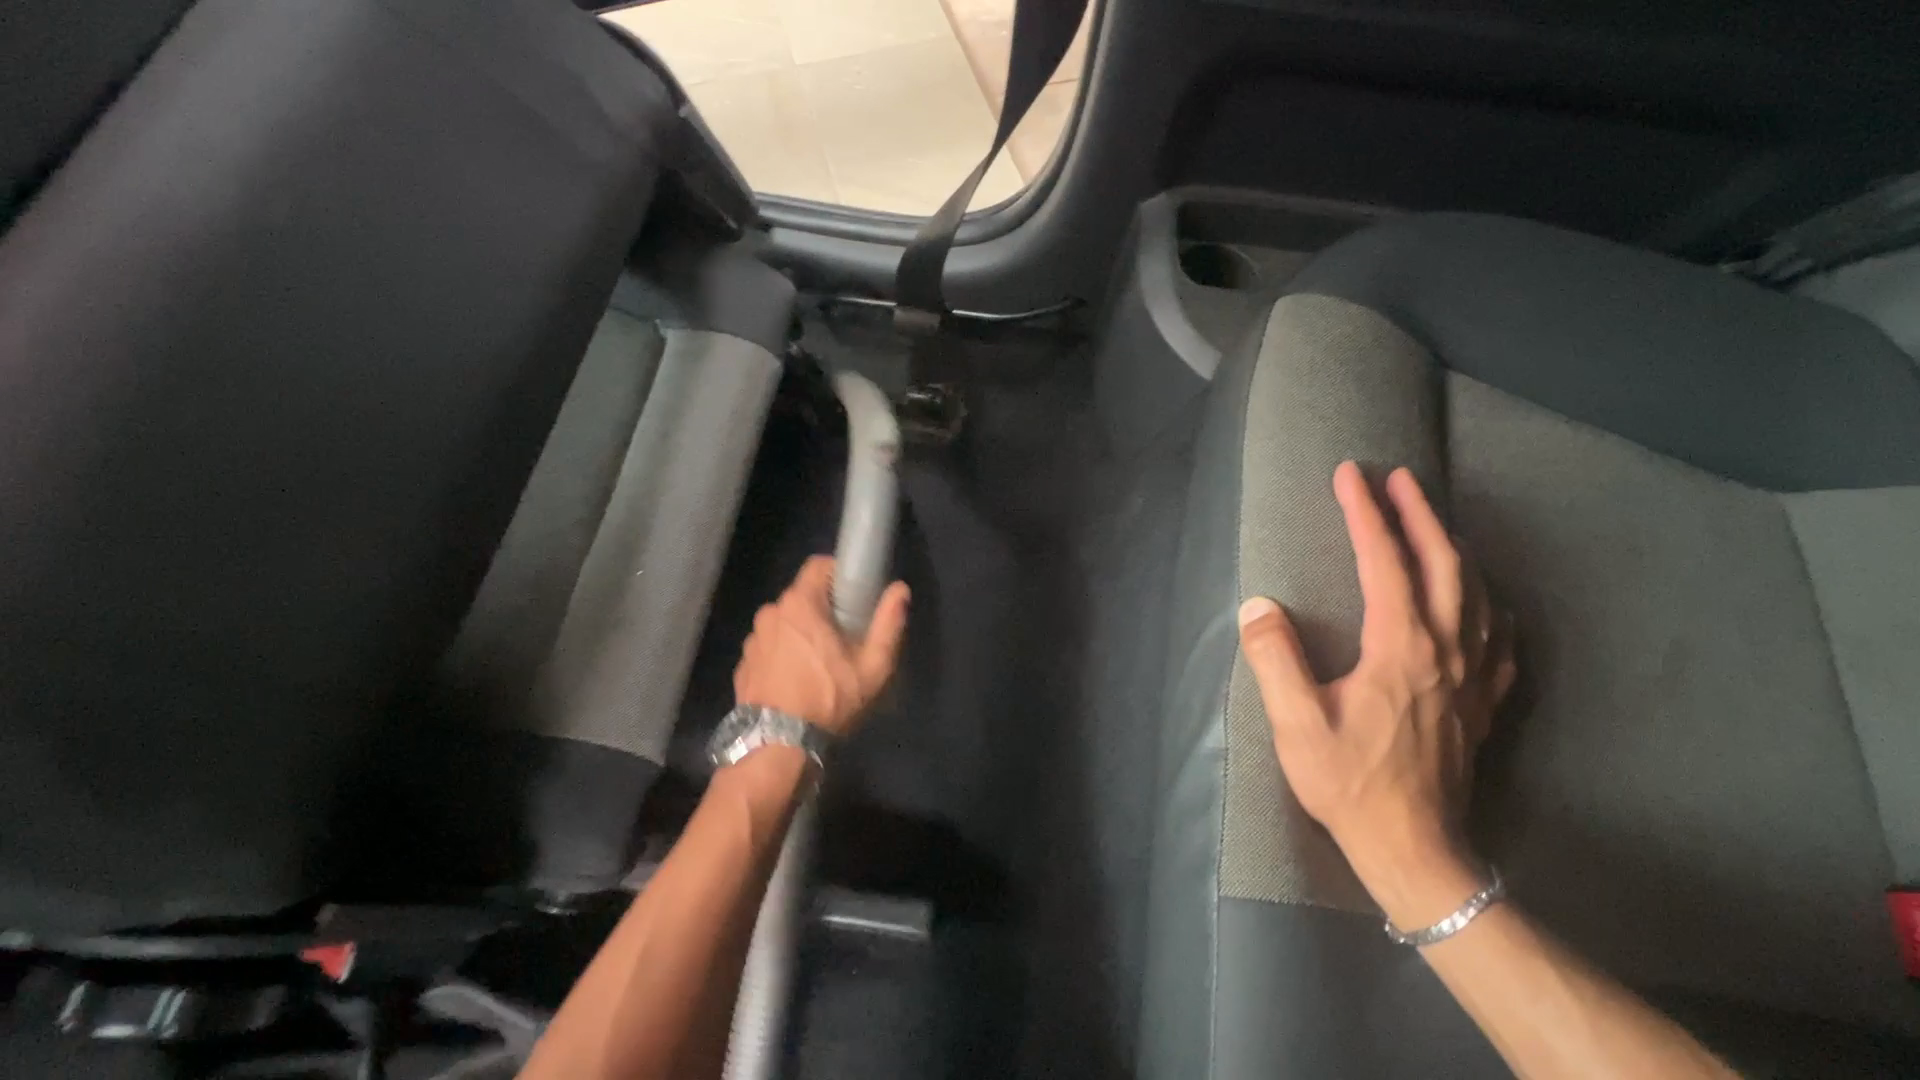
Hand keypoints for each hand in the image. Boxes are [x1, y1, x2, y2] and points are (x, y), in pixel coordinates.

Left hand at [733, 556, 910, 736]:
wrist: (777, 746)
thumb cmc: (828, 700)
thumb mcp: (872, 667)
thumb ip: (888, 624)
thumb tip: (900, 590)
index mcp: (800, 604)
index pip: (818, 565)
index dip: (838, 574)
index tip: (854, 595)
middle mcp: (771, 613)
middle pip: (801, 597)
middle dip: (822, 609)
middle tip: (843, 637)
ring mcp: (753, 639)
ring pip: (784, 623)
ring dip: (800, 634)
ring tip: (819, 664)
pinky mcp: (743, 664)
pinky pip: (769, 647)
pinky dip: (782, 656)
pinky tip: (796, 682)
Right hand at [1237, 463, 1514, 925]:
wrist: (1415, 847)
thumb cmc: (1350, 783)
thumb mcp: (1296, 725)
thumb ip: (1276, 660)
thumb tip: (1257, 605)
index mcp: (1401, 647)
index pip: (1384, 561)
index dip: (1365, 513)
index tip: (1349, 475)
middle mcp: (1446, 649)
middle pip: (1443, 562)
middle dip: (1419, 513)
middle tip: (1398, 478)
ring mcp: (1475, 675)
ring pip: (1476, 591)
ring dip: (1453, 546)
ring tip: (1433, 522)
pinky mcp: (1487, 700)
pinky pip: (1500, 635)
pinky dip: (1490, 601)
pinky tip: (1483, 598)